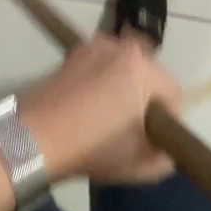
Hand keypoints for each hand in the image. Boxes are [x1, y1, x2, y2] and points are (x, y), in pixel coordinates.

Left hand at [18, 34, 178, 183]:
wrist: (37, 136)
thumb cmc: (94, 146)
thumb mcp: (142, 164)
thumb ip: (166, 156)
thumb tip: (164, 147)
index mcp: (140, 66)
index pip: (173, 93)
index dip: (169, 121)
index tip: (153, 140)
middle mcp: (118, 46)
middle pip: (148, 75)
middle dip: (146, 100)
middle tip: (132, 130)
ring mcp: (92, 46)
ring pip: (124, 69)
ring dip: (123, 88)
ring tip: (108, 118)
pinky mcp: (73, 53)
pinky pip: (101, 66)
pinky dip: (102, 82)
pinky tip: (90, 106)